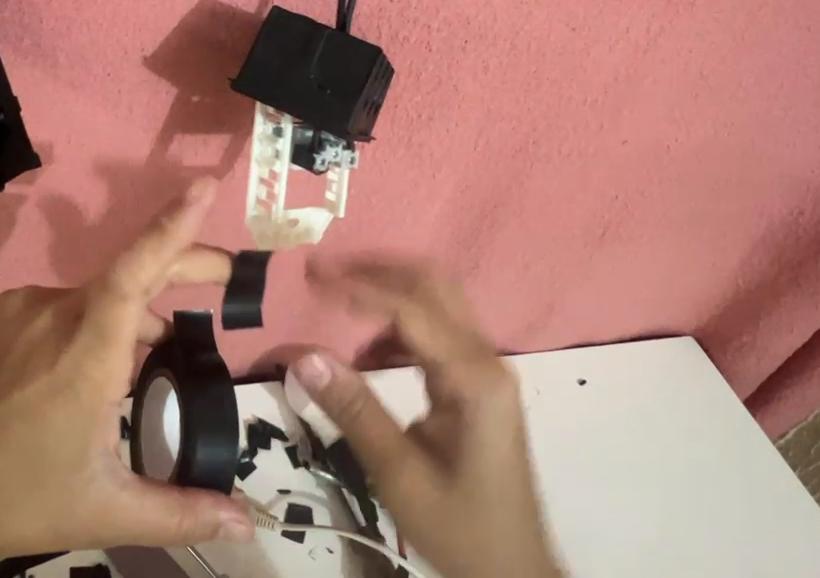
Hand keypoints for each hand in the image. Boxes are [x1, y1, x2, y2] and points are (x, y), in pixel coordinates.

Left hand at [0, 180, 252, 577]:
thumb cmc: (11, 498)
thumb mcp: (103, 509)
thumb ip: (181, 512)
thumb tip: (246, 524)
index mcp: (87, 350)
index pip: (138, 270)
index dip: (173, 225)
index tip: (205, 185)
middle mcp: (56, 312)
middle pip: (132, 272)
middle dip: (185, 265)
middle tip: (226, 278)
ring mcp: (23, 309)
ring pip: (99, 298)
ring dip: (135, 318)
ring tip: (152, 365)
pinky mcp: (1, 316)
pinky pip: (66, 308)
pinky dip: (96, 326)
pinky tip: (92, 372)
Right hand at [296, 257, 560, 577]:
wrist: (515, 572)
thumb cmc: (461, 529)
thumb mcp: (400, 476)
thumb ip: (354, 410)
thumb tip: (304, 355)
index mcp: (474, 378)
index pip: (411, 307)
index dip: (359, 288)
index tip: (312, 280)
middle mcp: (486, 359)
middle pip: (432, 284)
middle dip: (376, 271)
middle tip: (324, 273)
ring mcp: (485, 368)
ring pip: (435, 301)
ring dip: (385, 296)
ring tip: (335, 309)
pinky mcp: (476, 382)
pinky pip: (435, 331)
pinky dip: (396, 327)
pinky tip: (365, 355)